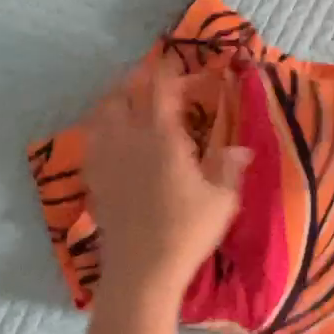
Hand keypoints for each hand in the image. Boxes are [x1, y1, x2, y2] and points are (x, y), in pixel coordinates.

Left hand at [84, 69, 250, 304]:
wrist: (142, 269)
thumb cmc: (187, 232)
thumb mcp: (221, 200)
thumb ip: (228, 168)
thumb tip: (241, 147)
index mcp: (162, 136)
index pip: (160, 88)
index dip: (168, 71)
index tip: (177, 65)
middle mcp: (129, 138)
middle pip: (123, 93)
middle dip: (137, 80)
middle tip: (151, 80)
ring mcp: (106, 158)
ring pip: (101, 114)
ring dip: (114, 100)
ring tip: (127, 102)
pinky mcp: (94, 180)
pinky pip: (92, 142)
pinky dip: (101, 129)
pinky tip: (111, 139)